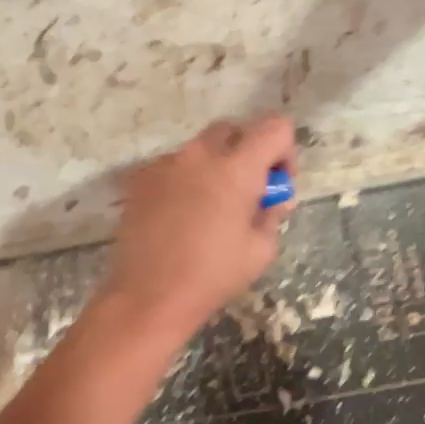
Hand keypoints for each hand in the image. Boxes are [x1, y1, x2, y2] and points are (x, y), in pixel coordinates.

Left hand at [104, 117, 297, 339]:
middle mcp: (199, 155)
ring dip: (213, 168)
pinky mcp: (139, 179)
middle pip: (233, 130)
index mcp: (236, 169)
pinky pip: (171, 167)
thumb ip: (272, 214)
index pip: (275, 127)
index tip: (276, 184)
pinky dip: (183, 182)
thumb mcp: (260, 251)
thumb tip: (274, 198)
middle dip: (247, 153)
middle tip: (247, 193)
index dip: (284, 151)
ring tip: (208, 210)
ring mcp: (165, 164)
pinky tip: (179, 217)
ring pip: (199, 150)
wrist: (149, 296)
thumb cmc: (213, 276)